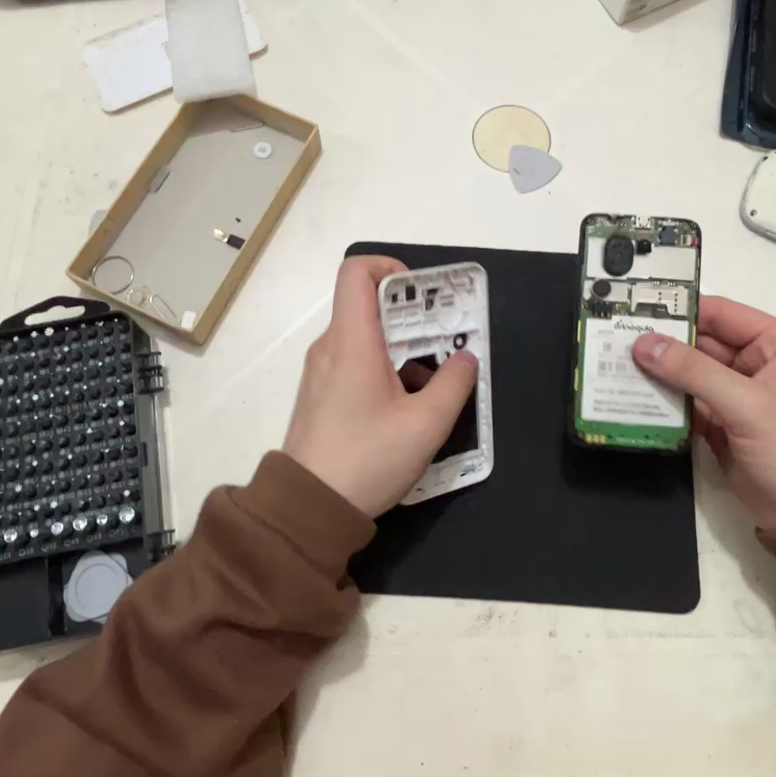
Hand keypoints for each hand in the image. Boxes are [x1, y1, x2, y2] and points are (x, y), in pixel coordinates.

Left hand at [283, 256, 479, 517]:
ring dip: (405, 350)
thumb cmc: (367, 459)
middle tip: (448, 341)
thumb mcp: (426, 425)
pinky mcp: (322, 395)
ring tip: (437, 382)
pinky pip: (357, 363)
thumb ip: (454, 384)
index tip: (424, 294)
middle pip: (369, 307)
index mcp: (351, 341)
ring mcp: (322, 372)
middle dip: (414, 317)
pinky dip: (387, 370)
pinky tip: (411, 407)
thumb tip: (466, 358)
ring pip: (367, 339)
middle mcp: (330, 347)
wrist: (308, 508)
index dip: (391, 267)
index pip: (356, 272)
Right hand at [633, 296, 775, 531]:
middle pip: (700, 343)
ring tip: (611, 365)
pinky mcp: (723, 425)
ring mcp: (738, 396)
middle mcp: (757, 364)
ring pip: (689, 374)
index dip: (680, 309)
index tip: (633, 307)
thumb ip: (693, 371)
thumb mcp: (748, 406)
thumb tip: (642, 343)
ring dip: (657, 373)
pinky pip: (687, 404)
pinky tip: (629, 397)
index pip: (721, 314)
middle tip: (611, 339)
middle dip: (660, 343)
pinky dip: (663, 403)